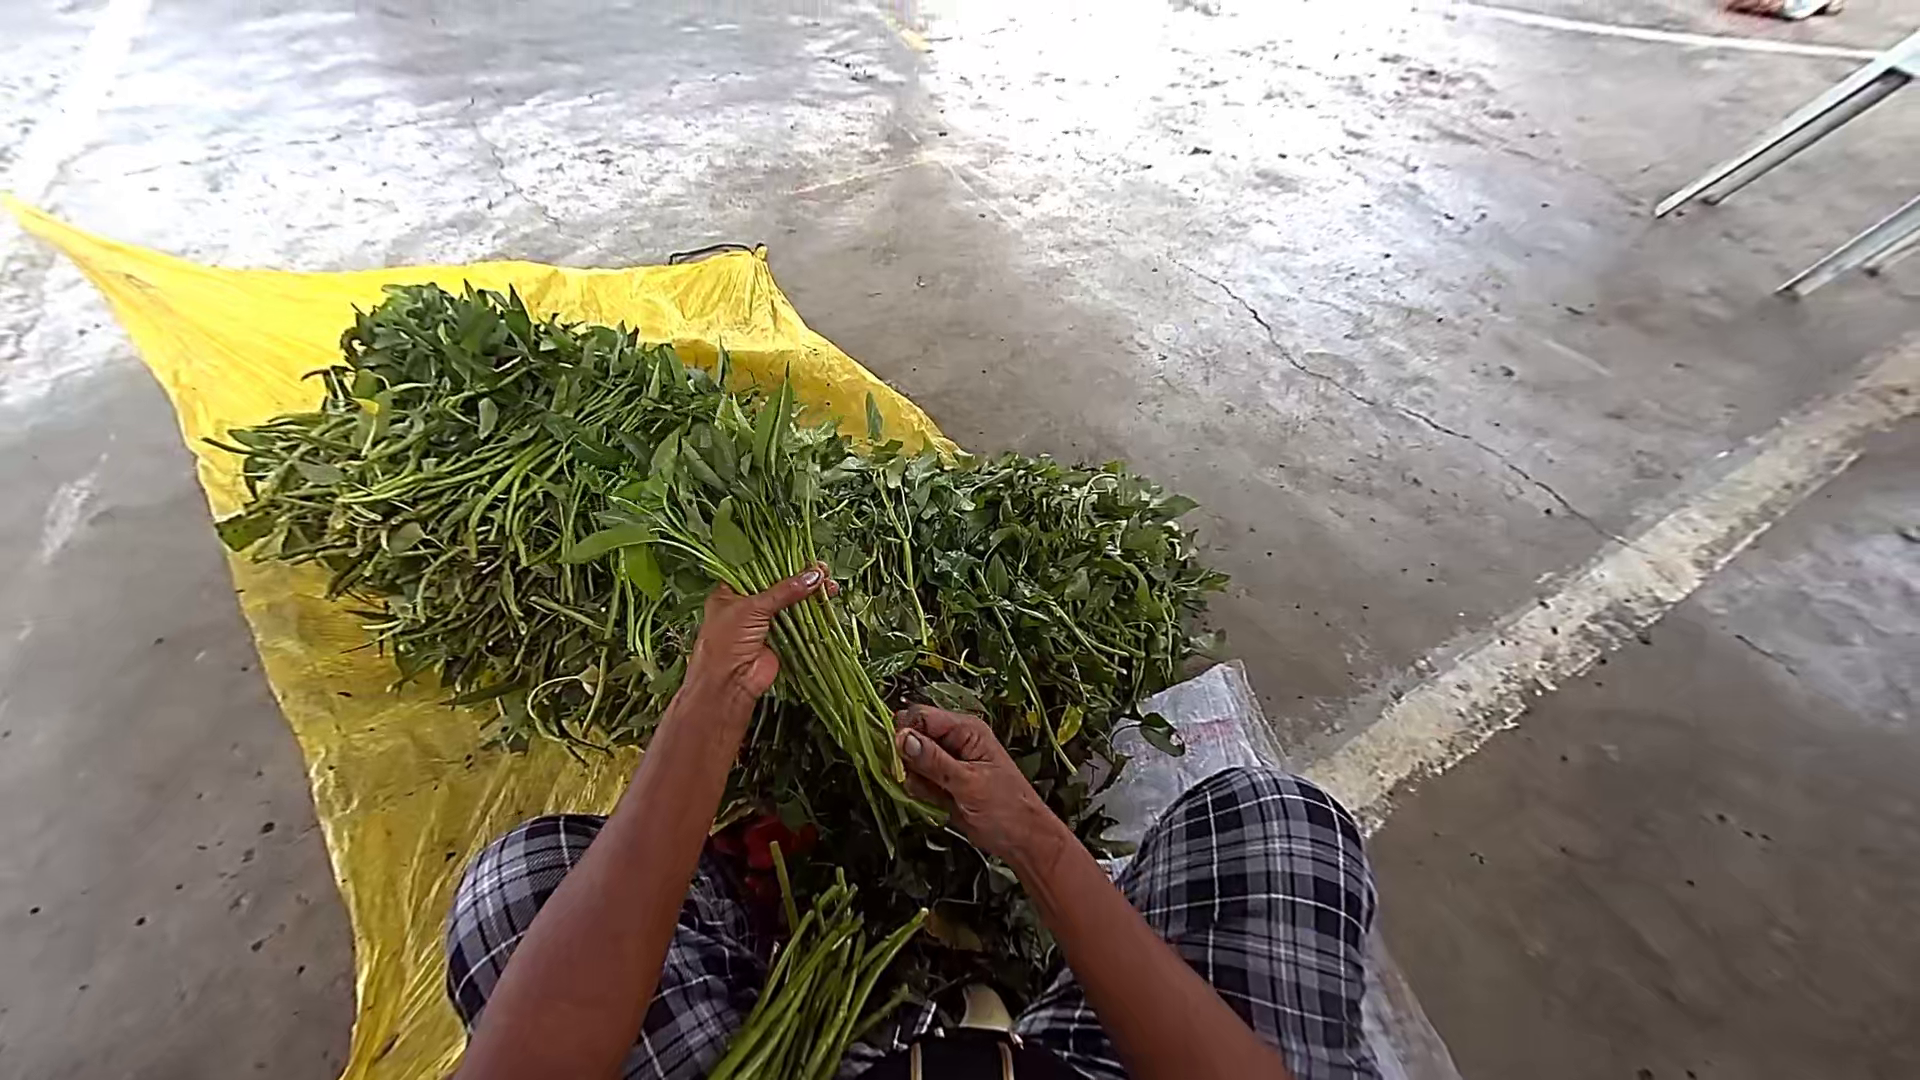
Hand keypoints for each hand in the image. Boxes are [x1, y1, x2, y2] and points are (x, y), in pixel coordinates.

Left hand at [685, 562, 835, 705]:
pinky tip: (826, 601)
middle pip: (779, 585)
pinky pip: (801, 621)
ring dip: (811, 593)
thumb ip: (784, 591)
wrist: (729, 686)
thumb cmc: (725, 643)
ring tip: (829, 583)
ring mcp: (766, 622)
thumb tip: (813, 575)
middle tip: (821, 569)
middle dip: (801, 577)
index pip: (758, 569)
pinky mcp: (782, 637)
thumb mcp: (752, 608)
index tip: (802, 555)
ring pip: (792, 602)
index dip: (780, 561)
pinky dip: (814, 612)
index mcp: (731, 593)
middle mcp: (748, 606)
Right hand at [893, 705, 1064, 865]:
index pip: (922, 716)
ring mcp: (948, 762)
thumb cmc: (1007, 808)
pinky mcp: (943, 782)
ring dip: (915, 779)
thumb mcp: (968, 782)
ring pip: (912, 761)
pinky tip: (937, 803)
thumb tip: (903, 737)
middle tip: (920, 780)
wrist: (1021, 840)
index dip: (905, 731)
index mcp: (966, 730)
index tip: (895, 753)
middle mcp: (955, 740)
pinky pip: (918, 780)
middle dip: (908, 759)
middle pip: (913, 737)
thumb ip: (933, 760)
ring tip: (937, 795)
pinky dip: (920, 792)